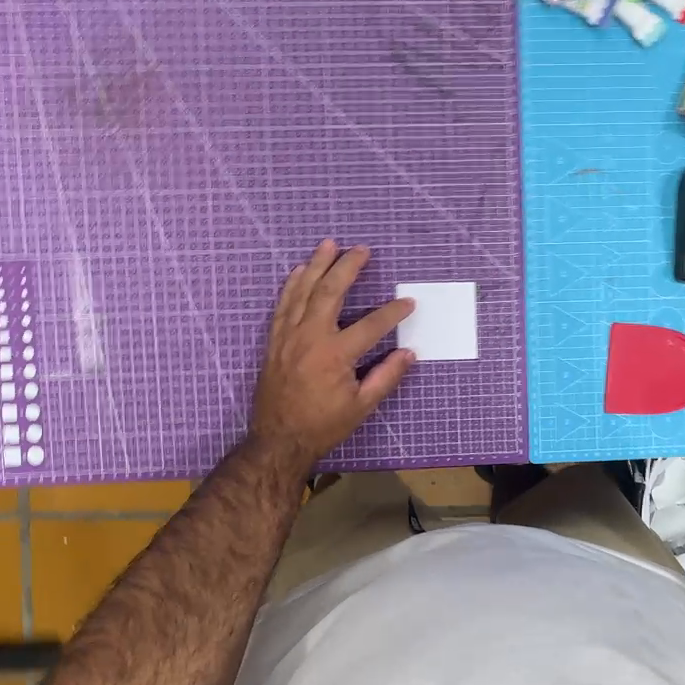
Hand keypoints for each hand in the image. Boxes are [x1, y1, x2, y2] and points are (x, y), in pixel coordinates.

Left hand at [249, 240, 415, 464]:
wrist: (278, 440)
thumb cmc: (323, 426)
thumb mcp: (361, 406)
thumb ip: (386, 377)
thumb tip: (409, 353)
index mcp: (336, 354)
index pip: (372, 324)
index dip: (393, 312)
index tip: (408, 303)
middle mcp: (310, 337)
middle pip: (331, 291)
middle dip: (348, 267)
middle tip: (361, 250)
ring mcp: (289, 336)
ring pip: (303, 291)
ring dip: (317, 265)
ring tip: (328, 244)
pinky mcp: (275, 340)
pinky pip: (283, 304)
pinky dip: (292, 284)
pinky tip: (299, 271)